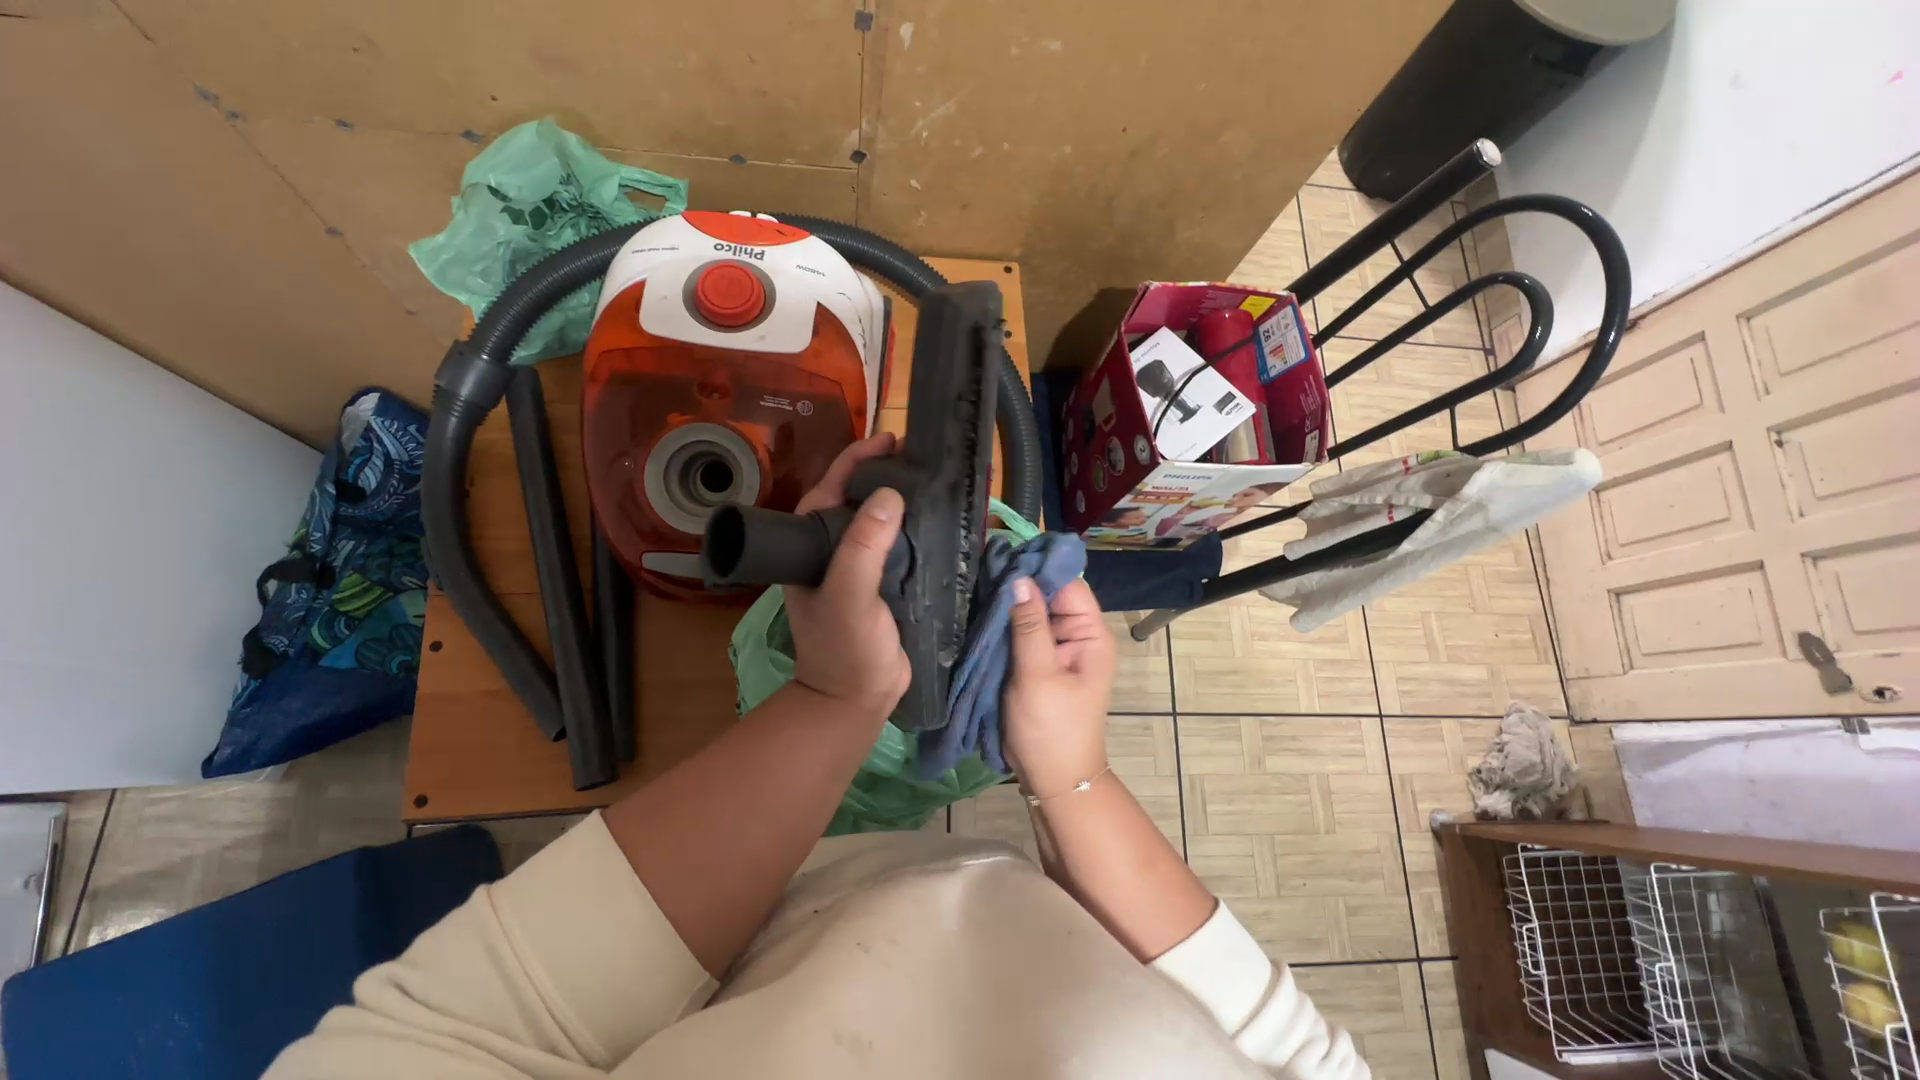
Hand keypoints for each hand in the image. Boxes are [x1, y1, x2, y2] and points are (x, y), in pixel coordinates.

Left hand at [783, 434, 910, 719]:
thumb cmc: (843, 648)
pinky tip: (946, 517)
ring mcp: (863, 566)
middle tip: (923, 454)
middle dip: (888, 473)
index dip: (858, 460)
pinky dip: (923, 528)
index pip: (831, 488)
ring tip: (938, 478)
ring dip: (908, 499)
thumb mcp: (848, 596)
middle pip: (860, 499)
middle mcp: (835, 549)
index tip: (891, 439)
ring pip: (885, 521)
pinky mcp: (888, 582)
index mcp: (813, 545)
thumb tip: (890, 494)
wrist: (857, 700)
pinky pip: (905, 545)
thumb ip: (863, 547)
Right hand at [1003, 578, 1116, 797]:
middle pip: (1050, 596)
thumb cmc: (1051, 729)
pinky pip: (1023, 633)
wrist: (1053, 779)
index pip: (1069, 585)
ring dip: (1009, 605)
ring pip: (1033, 613)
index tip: (1004, 557)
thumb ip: (1029, 626)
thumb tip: (1019, 578)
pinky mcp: (1038, 663)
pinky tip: (981, 613)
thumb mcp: (1038, 675)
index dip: (1040, 569)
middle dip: (1020, 585)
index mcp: (1091, 635)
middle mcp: (1078, 636)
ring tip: (976, 586)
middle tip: (982, 571)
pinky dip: (1005, 625)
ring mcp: (1058, 650)